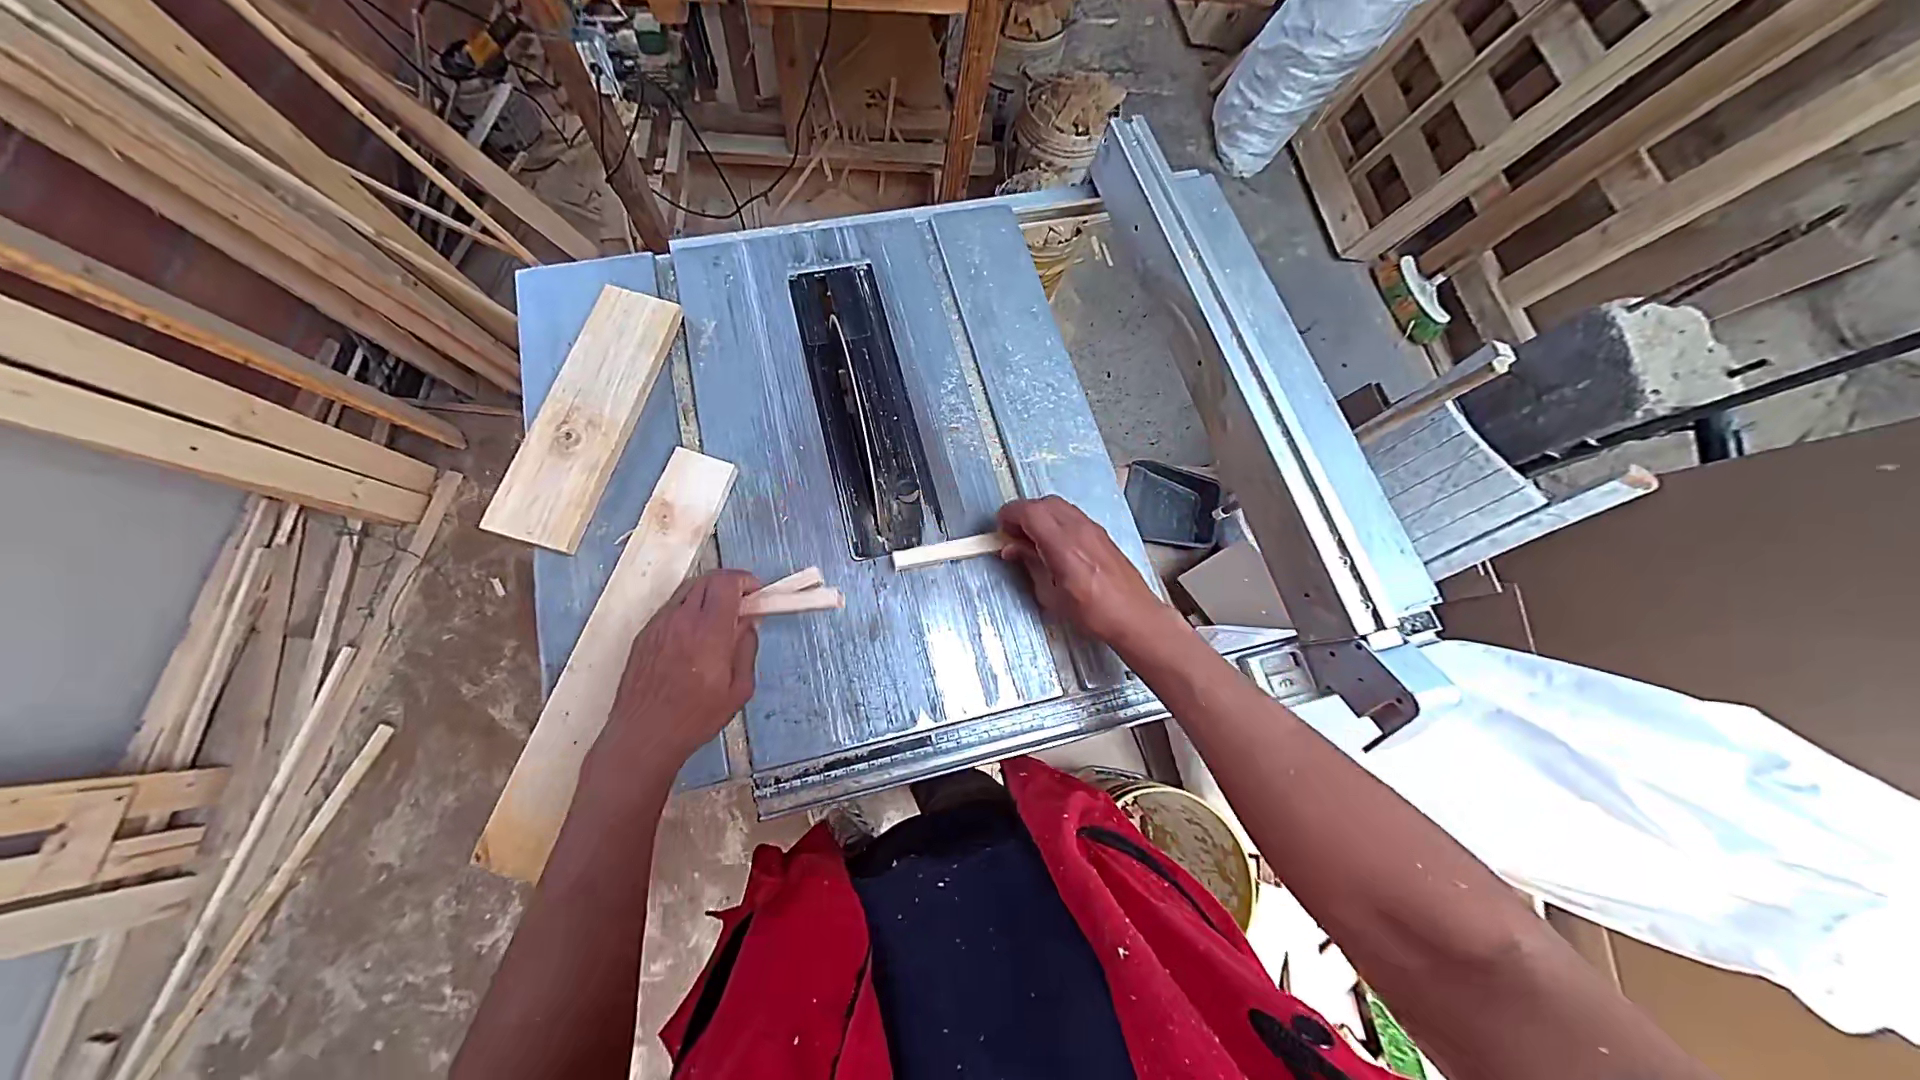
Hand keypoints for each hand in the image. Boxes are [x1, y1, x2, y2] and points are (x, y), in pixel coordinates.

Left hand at [596, 570, 760, 773]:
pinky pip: (671, 608)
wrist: (644, 735)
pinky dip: (689, 609)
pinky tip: (696, 634)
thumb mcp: (739, 689)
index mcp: (709, 632)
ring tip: (720, 619)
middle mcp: (681, 621)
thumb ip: (746, 649)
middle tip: (743, 603)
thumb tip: (749, 625)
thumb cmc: (691, 718)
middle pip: (707, 579)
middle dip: (730, 584)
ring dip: (709, 595)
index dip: (746, 581)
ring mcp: (659, 626)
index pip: (727, 583)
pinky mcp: (645, 635)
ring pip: (688, 590)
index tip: (756, 592)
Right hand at [997, 496, 1183, 658]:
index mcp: (1063, 546)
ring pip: (1058, 506)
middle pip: (1043, 503)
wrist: (1134, 616)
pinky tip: (1053, 542)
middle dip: (1023, 514)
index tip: (1001, 528)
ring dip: (1040, 516)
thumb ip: (1030, 565)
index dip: (1009, 515)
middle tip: (1012, 535)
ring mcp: (1093, 529)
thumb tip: (1013, 550)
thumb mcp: (1051, 595)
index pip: (1029, 512)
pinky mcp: (1101, 534)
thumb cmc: (1095, 613)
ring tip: (1031, 539)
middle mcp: (1079, 530)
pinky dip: (1056, 520)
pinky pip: (1072, 515)